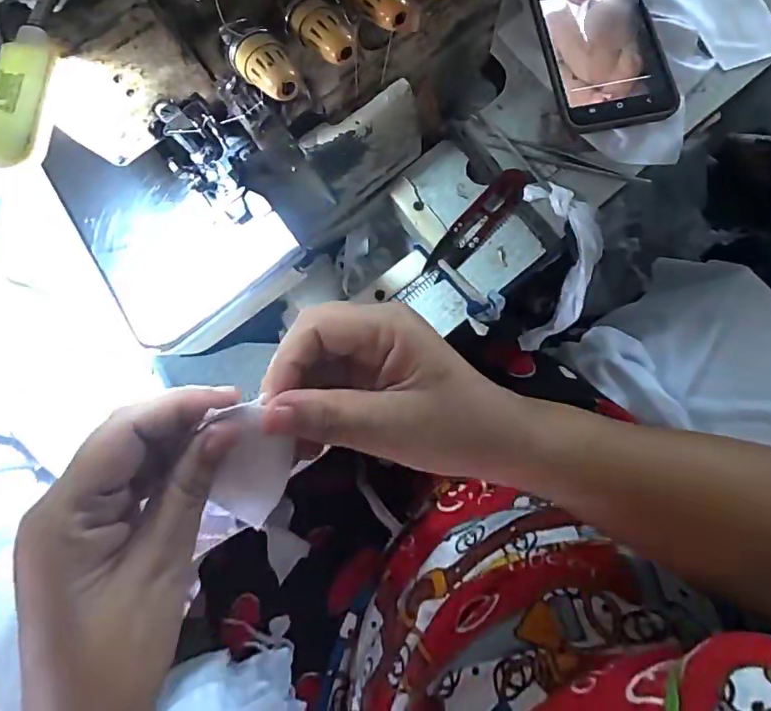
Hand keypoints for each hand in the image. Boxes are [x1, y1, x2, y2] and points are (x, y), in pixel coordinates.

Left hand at [14, 387, 240, 710]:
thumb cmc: (118, 660)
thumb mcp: (160, 568)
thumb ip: (189, 489)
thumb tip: (224, 427)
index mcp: (61, 511)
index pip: (122, 432)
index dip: (178, 406)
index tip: (230, 399)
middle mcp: (56, 504)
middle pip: (121, 438)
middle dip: (178, 418)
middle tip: (234, 411)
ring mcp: (67, 520)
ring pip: (126, 458)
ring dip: (174, 442)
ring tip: (224, 430)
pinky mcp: (83, 535)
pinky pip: (126, 486)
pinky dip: (163, 472)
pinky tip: (198, 462)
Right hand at [259, 302, 526, 479]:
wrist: (503, 444)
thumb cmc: (457, 430)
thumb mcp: (392, 428)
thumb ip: (329, 417)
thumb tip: (267, 416)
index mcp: (384, 325)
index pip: (315, 326)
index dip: (285, 364)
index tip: (270, 413)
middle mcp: (373, 328)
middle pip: (311, 340)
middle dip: (287, 382)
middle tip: (272, 430)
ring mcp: (372, 349)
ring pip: (316, 363)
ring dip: (297, 400)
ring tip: (286, 444)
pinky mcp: (372, 373)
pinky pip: (330, 383)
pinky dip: (314, 410)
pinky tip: (307, 443)